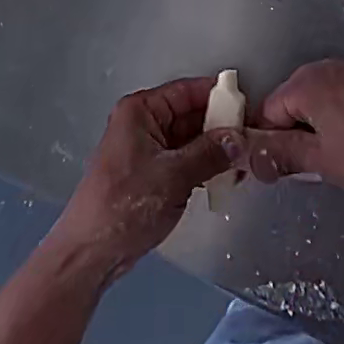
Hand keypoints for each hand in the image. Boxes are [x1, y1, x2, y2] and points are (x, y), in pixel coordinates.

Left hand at [45, 76, 232, 278]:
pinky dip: (204, 165)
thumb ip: (209, 153)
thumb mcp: (173, 175)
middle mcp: (144, 123)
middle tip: (253, 138)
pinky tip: (226, 177)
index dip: (218, 96)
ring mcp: (147, 149)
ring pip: (190, 139)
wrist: (91, 252)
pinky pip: (185, 159)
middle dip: (220, 126)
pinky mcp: (152, 173)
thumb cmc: (125, 204)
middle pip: (190, 114)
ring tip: (245, 160)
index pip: (186, 91)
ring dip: (214, 149)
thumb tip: (239, 137)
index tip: (248, 107)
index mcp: (141, 111)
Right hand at [225, 59, 343, 201]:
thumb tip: (247, 154)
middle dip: (290, 140)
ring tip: (335, 166)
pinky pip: (334, 107)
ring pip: (312, 110)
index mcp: (305, 83)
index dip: (265, 145)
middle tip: (307, 173)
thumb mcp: (324, 162)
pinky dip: (334, 129)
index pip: (265, 113)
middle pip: (287, 108)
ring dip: (314, 137)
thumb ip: (281, 155)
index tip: (272, 174)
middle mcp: (322, 70)